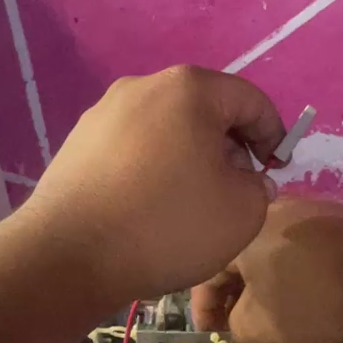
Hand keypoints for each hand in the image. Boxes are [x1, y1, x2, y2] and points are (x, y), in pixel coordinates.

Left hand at [19, 66, 285, 303]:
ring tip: (189, 204)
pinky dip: (150, 169)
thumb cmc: (166, 225)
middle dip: (228, 147)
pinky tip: (147, 209)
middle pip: (204, 110)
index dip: (273, 135)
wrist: (67, 255)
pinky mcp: (76, 143)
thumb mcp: (241, 212)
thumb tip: (245, 178)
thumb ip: (259, 187)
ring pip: (165, 129)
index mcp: (189, 88)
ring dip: (188, 158)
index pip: (250, 100)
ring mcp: (102, 113)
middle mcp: (142, 86)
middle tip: (234, 190)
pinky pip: (131, 149)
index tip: (275, 171)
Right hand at [191, 197, 342, 342]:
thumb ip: (237, 326)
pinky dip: (296, 269)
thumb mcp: (264, 326)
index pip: (208, 272)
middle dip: (236, 292)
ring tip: (275, 308)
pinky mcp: (338, 216)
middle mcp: (268, 211)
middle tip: (239, 322)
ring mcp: (307, 208)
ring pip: (272, 248)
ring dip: (267, 279)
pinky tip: (311, 290)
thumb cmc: (316, 297)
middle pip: (240, 255)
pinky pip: (302, 245)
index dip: (205, 308)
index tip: (212, 334)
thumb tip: (237, 321)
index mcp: (242, 233)